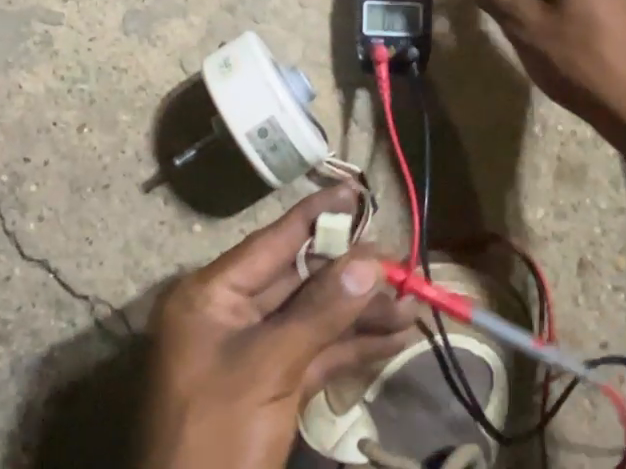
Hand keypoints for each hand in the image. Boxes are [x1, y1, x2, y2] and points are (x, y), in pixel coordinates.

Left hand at [140, 186, 418, 468]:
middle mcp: (229, 313)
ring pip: (313, 318)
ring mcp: (251, 351)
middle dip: (352, 274)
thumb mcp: (268, 368)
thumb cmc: (217, 432)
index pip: (272, 242)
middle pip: (298, 279)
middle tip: (404, 265)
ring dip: (361, 314)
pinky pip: (315, 354)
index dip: (316, 216)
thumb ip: (319, 313)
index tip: (357, 192)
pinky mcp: (270, 387)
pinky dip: (352, 348)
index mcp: (210, 294)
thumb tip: (368, 262)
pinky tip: (395, 340)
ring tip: (414, 306)